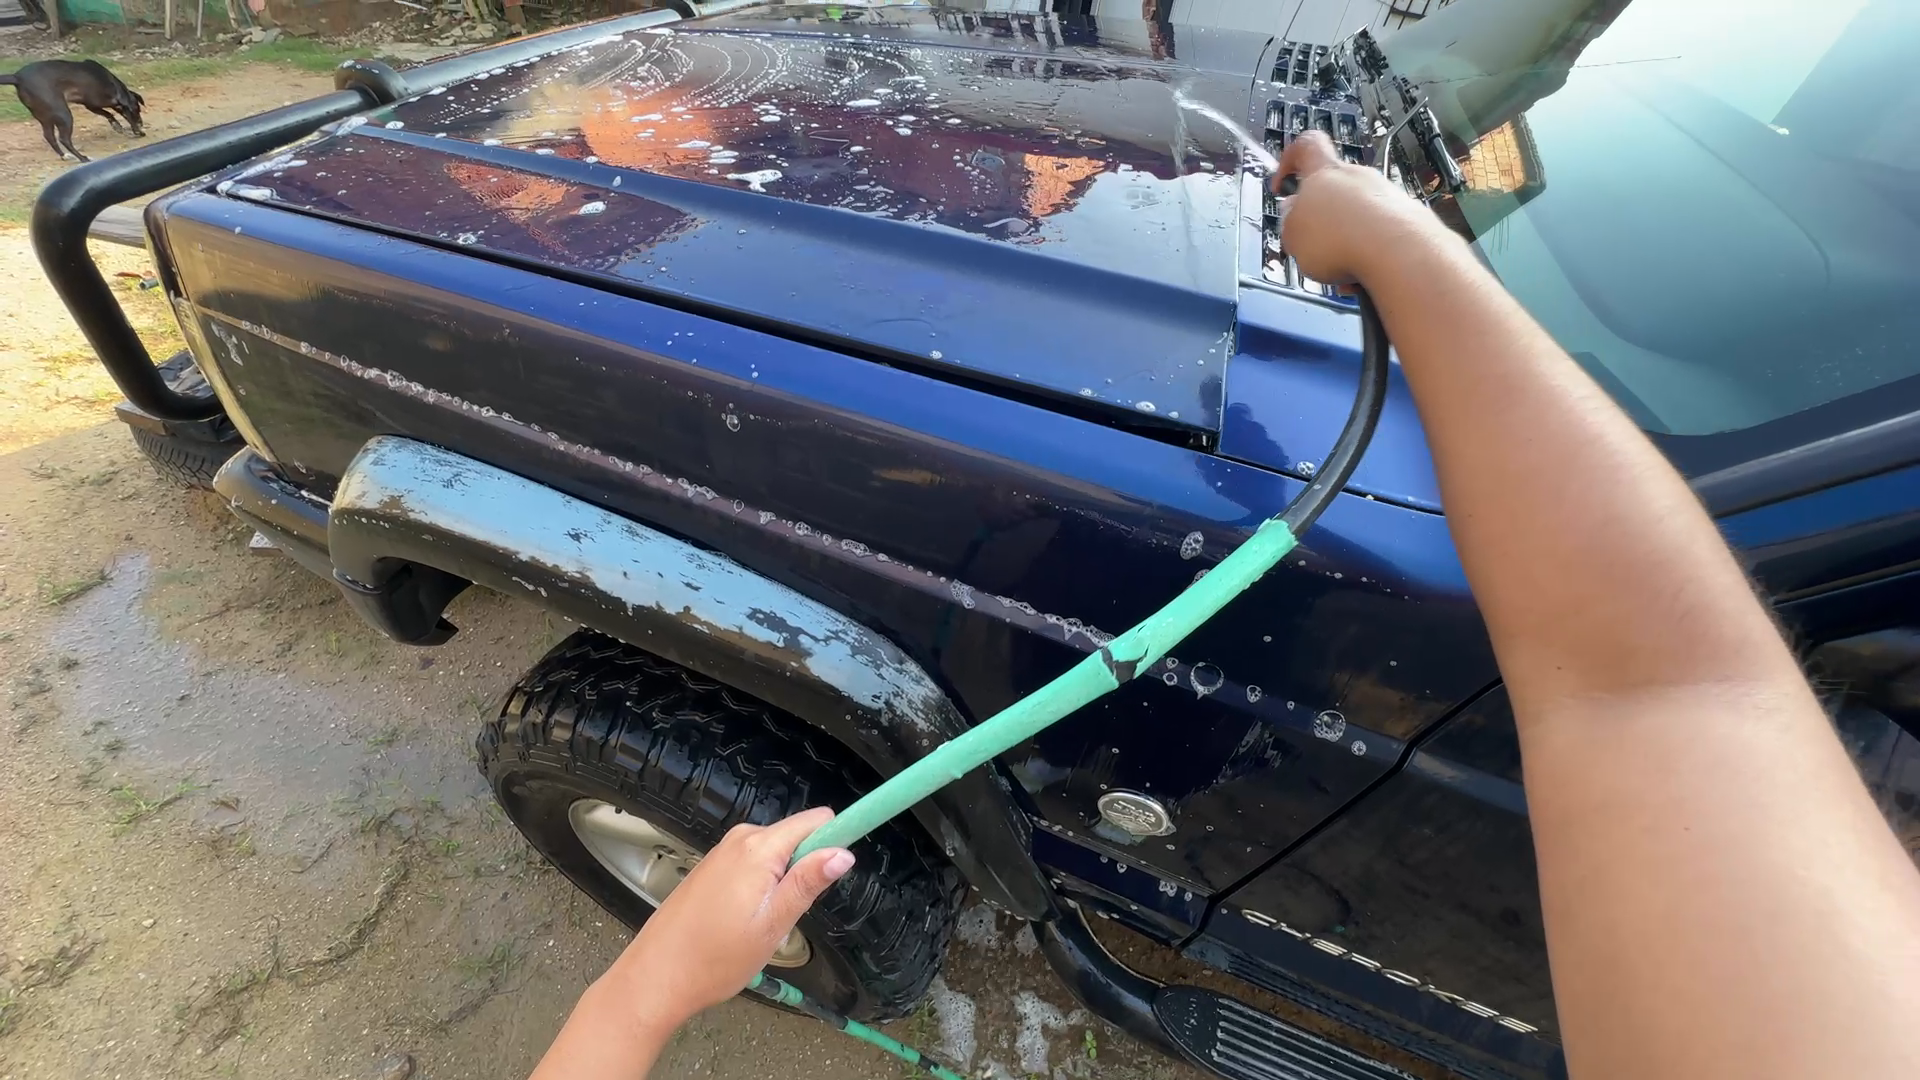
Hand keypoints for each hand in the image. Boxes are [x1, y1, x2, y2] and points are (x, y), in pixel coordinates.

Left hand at [601, 807, 853, 1037]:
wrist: (653, 979)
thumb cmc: (711, 959)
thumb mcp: (773, 925)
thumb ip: (808, 882)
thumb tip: (843, 853)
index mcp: (759, 848)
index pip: (817, 820)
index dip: (837, 838)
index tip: (846, 861)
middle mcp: (741, 838)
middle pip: (797, 835)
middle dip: (803, 869)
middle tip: (788, 912)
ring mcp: (724, 850)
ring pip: (776, 851)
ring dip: (780, 880)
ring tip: (759, 921)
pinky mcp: (714, 863)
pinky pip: (754, 860)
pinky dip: (759, 884)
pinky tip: (741, 918)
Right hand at [1271, 131, 1444, 285]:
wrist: (1396, 252)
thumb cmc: (1342, 240)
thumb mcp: (1293, 235)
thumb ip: (1288, 220)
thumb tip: (1291, 213)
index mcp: (1324, 174)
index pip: (1306, 146)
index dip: (1290, 160)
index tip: (1283, 183)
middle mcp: (1356, 177)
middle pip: (1330, 191)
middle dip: (1317, 220)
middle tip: (1308, 245)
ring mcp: (1382, 194)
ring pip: (1352, 216)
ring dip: (1340, 241)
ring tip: (1335, 270)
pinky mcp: (1401, 217)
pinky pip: (1373, 233)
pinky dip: (1362, 253)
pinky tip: (1358, 276)